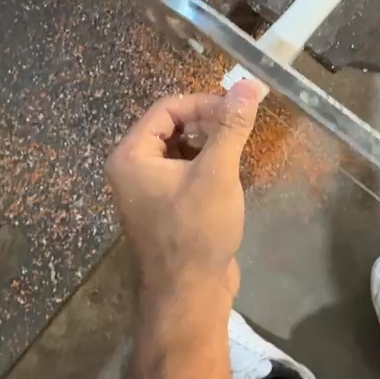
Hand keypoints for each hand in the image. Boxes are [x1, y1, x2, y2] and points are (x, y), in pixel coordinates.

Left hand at [105, 82, 264, 304]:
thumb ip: (231, 126)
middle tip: (242, 126)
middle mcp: (132, 170)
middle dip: (208, 121)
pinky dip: (206, 165)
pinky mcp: (165, 208)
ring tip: (238, 147)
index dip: (205, 103)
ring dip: (209, 142)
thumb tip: (248, 85)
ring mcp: (147, 191)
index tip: (239, 108)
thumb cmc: (197, 230)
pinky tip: (230, 171)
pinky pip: (183, 171)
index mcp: (131, 156)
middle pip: (172, 126)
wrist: (190, 294)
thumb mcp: (217, 173)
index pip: (168, 108)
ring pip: (180, 149)